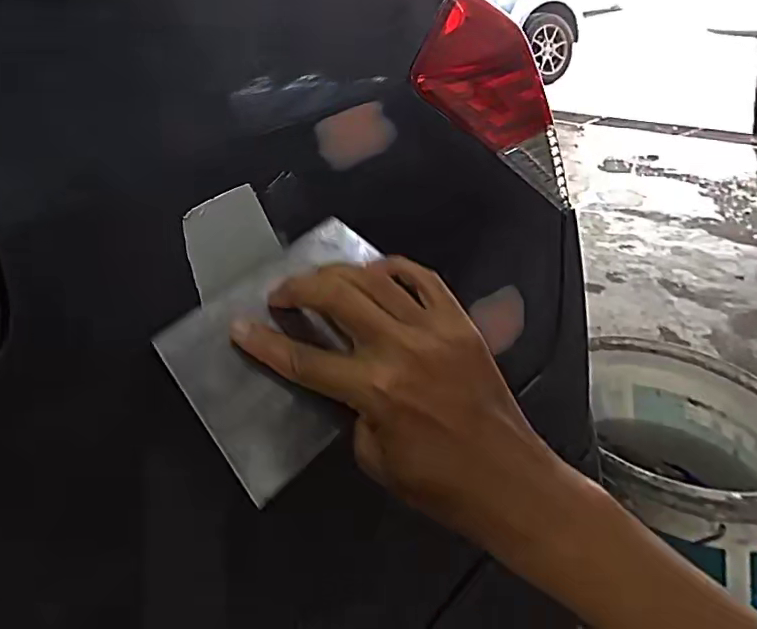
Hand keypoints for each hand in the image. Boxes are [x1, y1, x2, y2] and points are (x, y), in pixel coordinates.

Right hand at [231, 258, 558, 544]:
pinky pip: (421, 277)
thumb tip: (333, 373)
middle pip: (333, 296)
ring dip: (335, 273)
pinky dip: (391, 268)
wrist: (517, 488)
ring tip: (319, 281)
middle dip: (296, 288)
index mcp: (377, 391)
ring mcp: (434, 331)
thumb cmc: (442, 484)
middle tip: (281, 295)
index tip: (240, 327)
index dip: (264, 342)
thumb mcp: (374, 457)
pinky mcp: (460, 324)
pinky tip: (374, 272)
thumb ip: (346, 408)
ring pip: (371, 277)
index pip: (304, 359)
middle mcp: (402, 351)